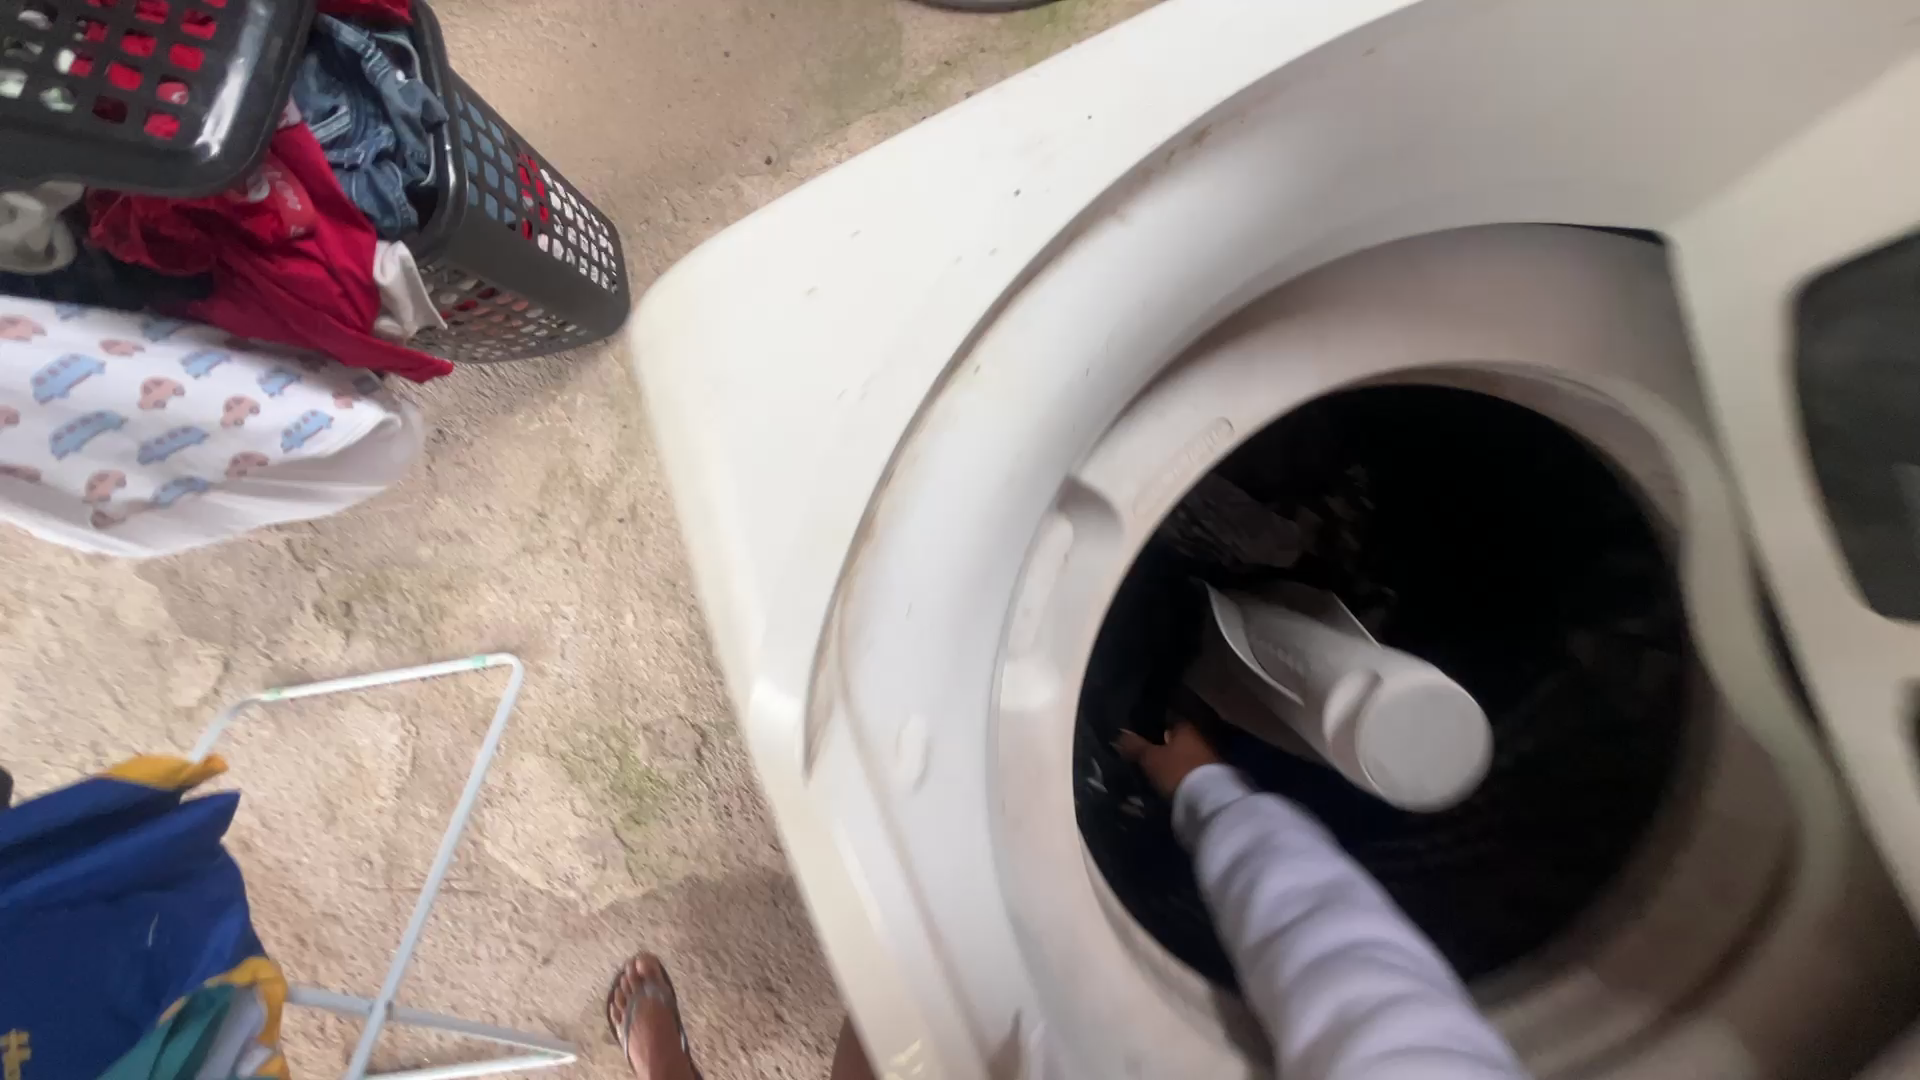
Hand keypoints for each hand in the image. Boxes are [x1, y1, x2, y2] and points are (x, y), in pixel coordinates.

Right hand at [1115, 721, 1221, 798]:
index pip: (1167, 717)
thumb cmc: (1176, 771)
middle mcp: (1199, 736)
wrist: (1210, 802)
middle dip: (1164, 744)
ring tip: (1157, 771)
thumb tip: (1119, 733)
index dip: (1152, 725)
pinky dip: (1183, 773)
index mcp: (1184, 726)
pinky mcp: (1215, 777)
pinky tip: (1172, 782)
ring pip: (1186, 754)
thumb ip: (1134, 745)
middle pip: (1177, 737)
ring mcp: (1210, 756)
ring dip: (1174, 761)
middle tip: (1146, 754)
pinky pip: (1192, 770)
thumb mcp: (1149, 758)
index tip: (1139, 733)